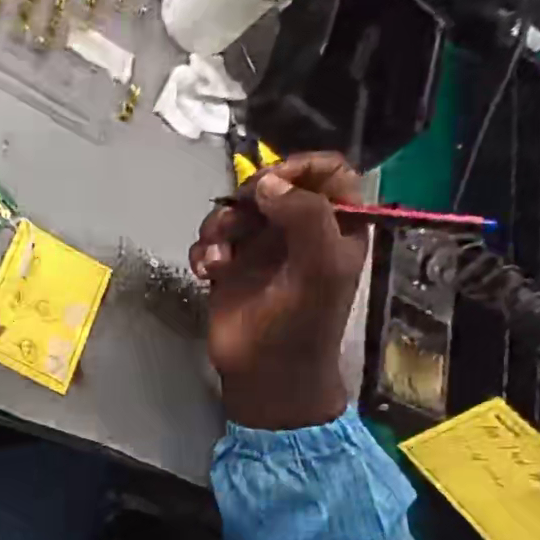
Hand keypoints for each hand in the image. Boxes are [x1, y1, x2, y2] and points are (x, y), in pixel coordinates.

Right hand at [191, 153, 367, 430]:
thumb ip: (304, 216)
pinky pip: (209, 241)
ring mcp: (260, 249)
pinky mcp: (228, 267)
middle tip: (238, 217)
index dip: (299, 167)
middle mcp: (298, 231)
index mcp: (336, 226)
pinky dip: (204, 251)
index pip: (327, 172)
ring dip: (218, 229)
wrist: (266, 372)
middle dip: (247, 199)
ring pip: (234, 213)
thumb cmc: (303, 321)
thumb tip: (265, 183)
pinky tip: (206, 272)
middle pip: (270, 187)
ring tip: (218, 258)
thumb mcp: (319, 265)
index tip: (270, 182)